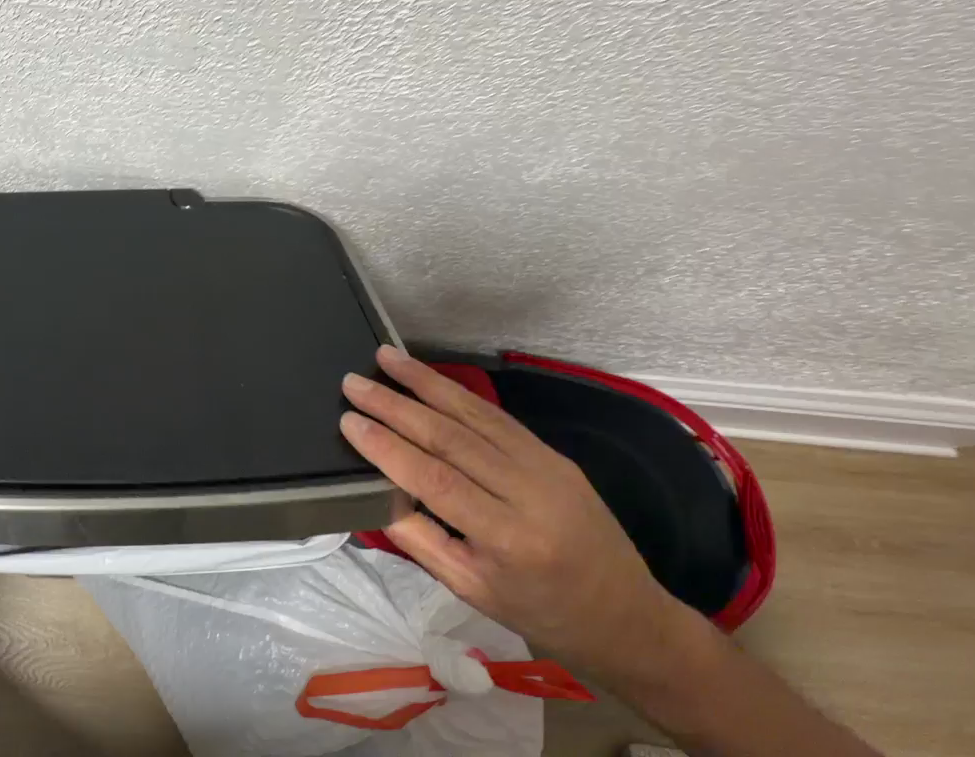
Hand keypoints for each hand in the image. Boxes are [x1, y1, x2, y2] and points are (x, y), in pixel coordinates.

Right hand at [339, 346, 693, 674]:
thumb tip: (376, 487)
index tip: (348, 421)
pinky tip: (429, 377)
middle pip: (452, 437)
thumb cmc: (539, 612)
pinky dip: (457, 393)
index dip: (387, 447)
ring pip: (476, 414)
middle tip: (352, 382)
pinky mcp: (554, 454)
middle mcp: (532, 493)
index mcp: (509, 539)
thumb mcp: (470, 588)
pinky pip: (496, 417)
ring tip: (385, 356)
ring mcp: (548, 467)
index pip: (435, 480)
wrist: (626, 617)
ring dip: (425, 382)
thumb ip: (419, 537)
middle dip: (396, 405)